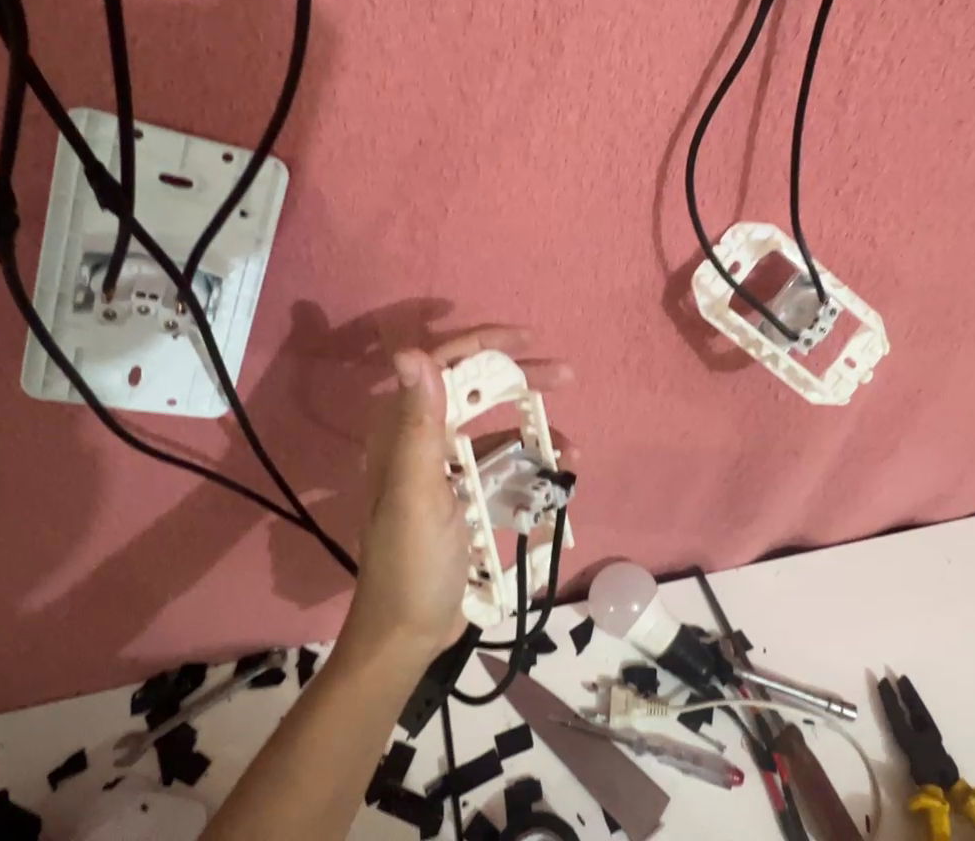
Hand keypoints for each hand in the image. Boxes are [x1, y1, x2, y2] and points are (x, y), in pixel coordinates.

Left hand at [342, 327, 571, 663]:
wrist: (408, 633)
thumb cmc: (411, 563)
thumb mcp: (418, 492)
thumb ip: (418, 424)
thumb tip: (411, 352)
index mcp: (403, 434)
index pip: (441, 369)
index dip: (482, 346)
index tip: (526, 341)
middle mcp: (421, 444)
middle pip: (474, 395)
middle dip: (520, 383)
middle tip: (566, 377)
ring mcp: (444, 474)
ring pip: (495, 435)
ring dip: (534, 435)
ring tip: (571, 450)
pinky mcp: (463, 501)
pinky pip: (502, 472)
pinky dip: (529, 471)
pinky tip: (557, 481)